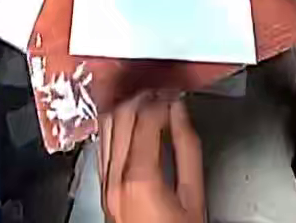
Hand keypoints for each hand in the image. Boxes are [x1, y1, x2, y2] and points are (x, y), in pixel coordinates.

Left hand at [99, 94, 204, 222]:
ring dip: (128, 108)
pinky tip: (132, 126)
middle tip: (163, 95)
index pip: (146, 116)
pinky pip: (103, 145)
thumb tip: (180, 112)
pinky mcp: (102, 190)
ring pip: (107, 125)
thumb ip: (188, 151)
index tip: (175, 96)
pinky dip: (116, 126)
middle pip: (123, 114)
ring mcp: (104, 185)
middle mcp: (115, 178)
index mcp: (139, 178)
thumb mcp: (193, 200)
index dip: (163, 98)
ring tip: (148, 106)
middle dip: (145, 98)